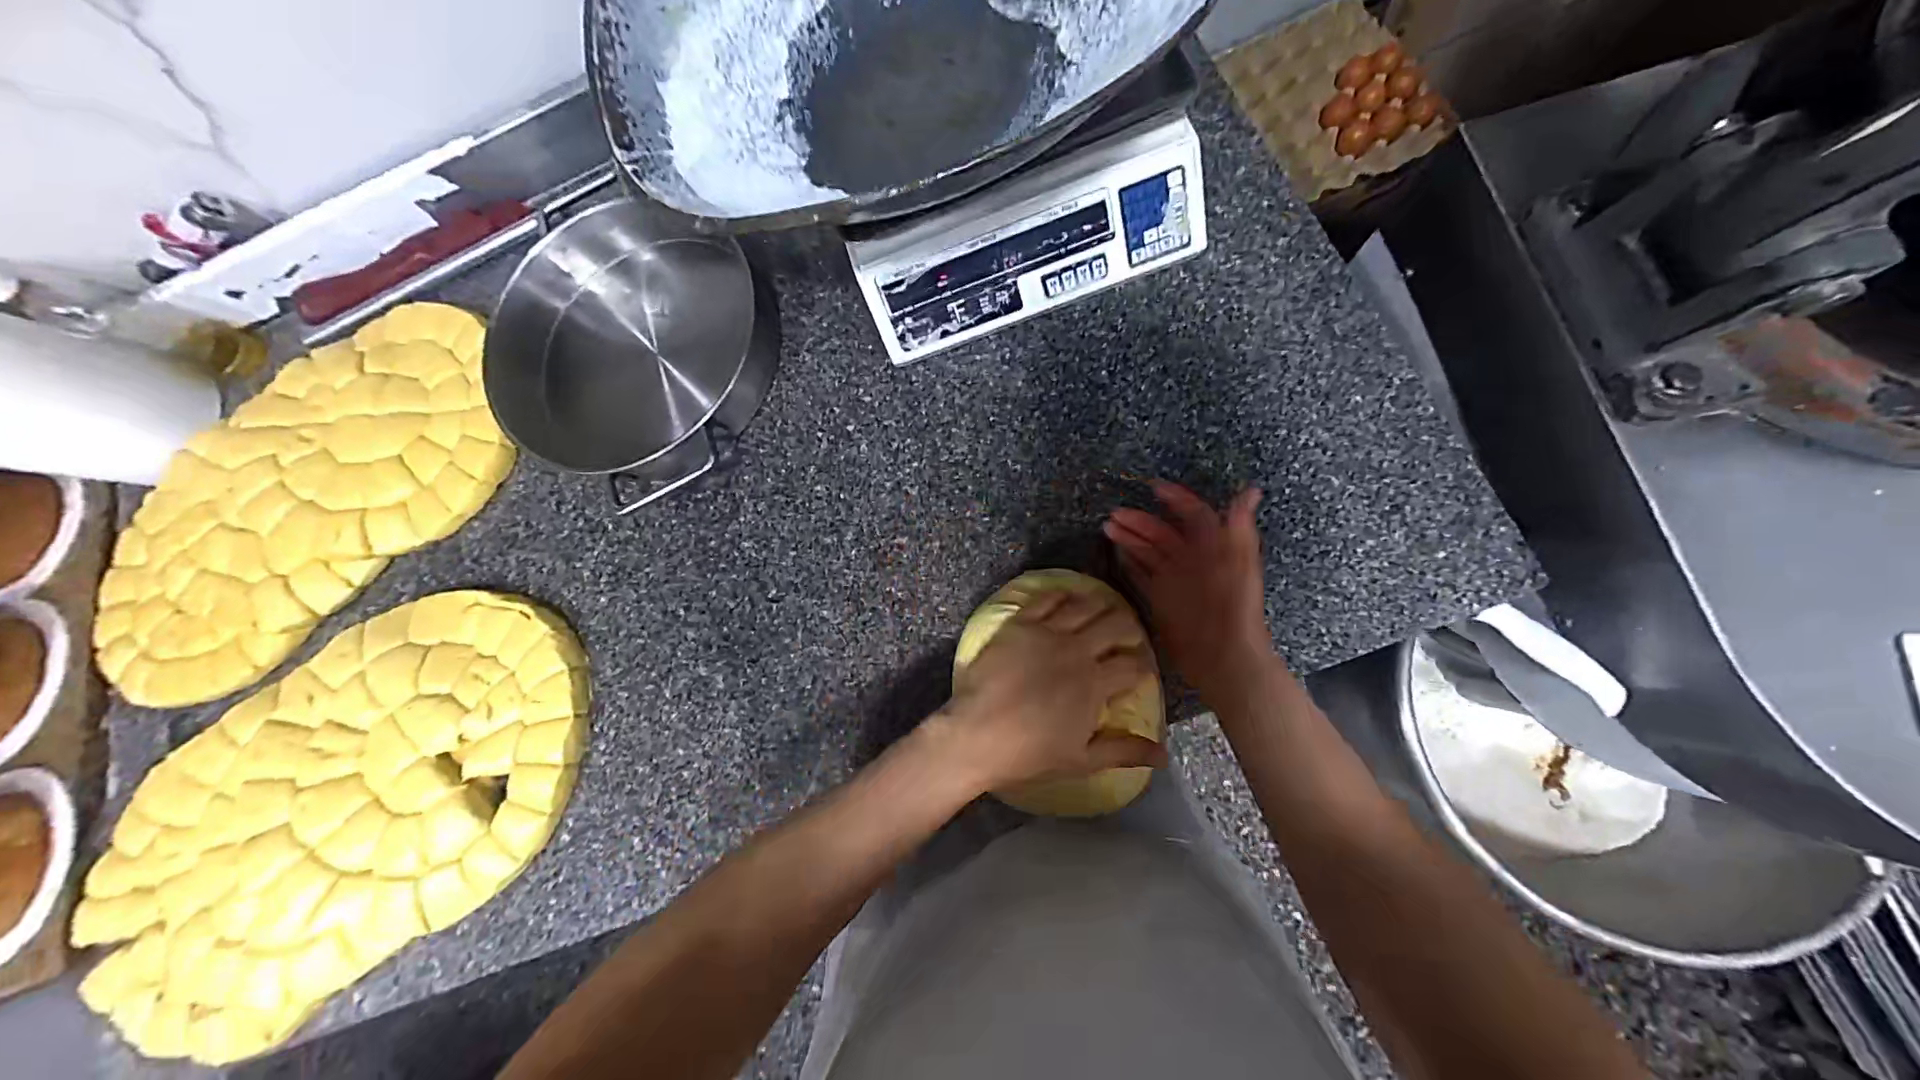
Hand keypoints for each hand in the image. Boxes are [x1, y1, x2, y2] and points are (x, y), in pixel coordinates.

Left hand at [930, 591, 1165, 793]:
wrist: (976, 735)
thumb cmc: (1030, 753)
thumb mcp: (1082, 760)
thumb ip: (1124, 751)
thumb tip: (1164, 754)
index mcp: (1095, 684)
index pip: (1133, 665)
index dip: (1142, 665)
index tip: (1140, 669)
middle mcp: (1077, 650)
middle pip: (1116, 625)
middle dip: (1129, 628)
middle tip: (1127, 635)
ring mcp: (1047, 633)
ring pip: (1085, 606)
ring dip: (1100, 606)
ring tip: (1104, 610)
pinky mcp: (1019, 624)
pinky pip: (1046, 598)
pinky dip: (1062, 594)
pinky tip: (1068, 597)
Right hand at [1104, 481, 1278, 699]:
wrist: (1225, 653)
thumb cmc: (1235, 604)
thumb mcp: (1240, 560)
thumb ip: (1239, 525)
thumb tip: (1252, 490)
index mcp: (1212, 546)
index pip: (1193, 514)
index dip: (1176, 499)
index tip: (1153, 488)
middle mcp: (1192, 560)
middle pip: (1162, 533)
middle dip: (1139, 521)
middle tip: (1114, 514)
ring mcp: (1175, 580)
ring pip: (1148, 552)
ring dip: (1129, 538)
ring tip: (1107, 527)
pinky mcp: (1161, 600)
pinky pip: (1142, 576)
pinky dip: (1129, 563)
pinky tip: (1116, 553)